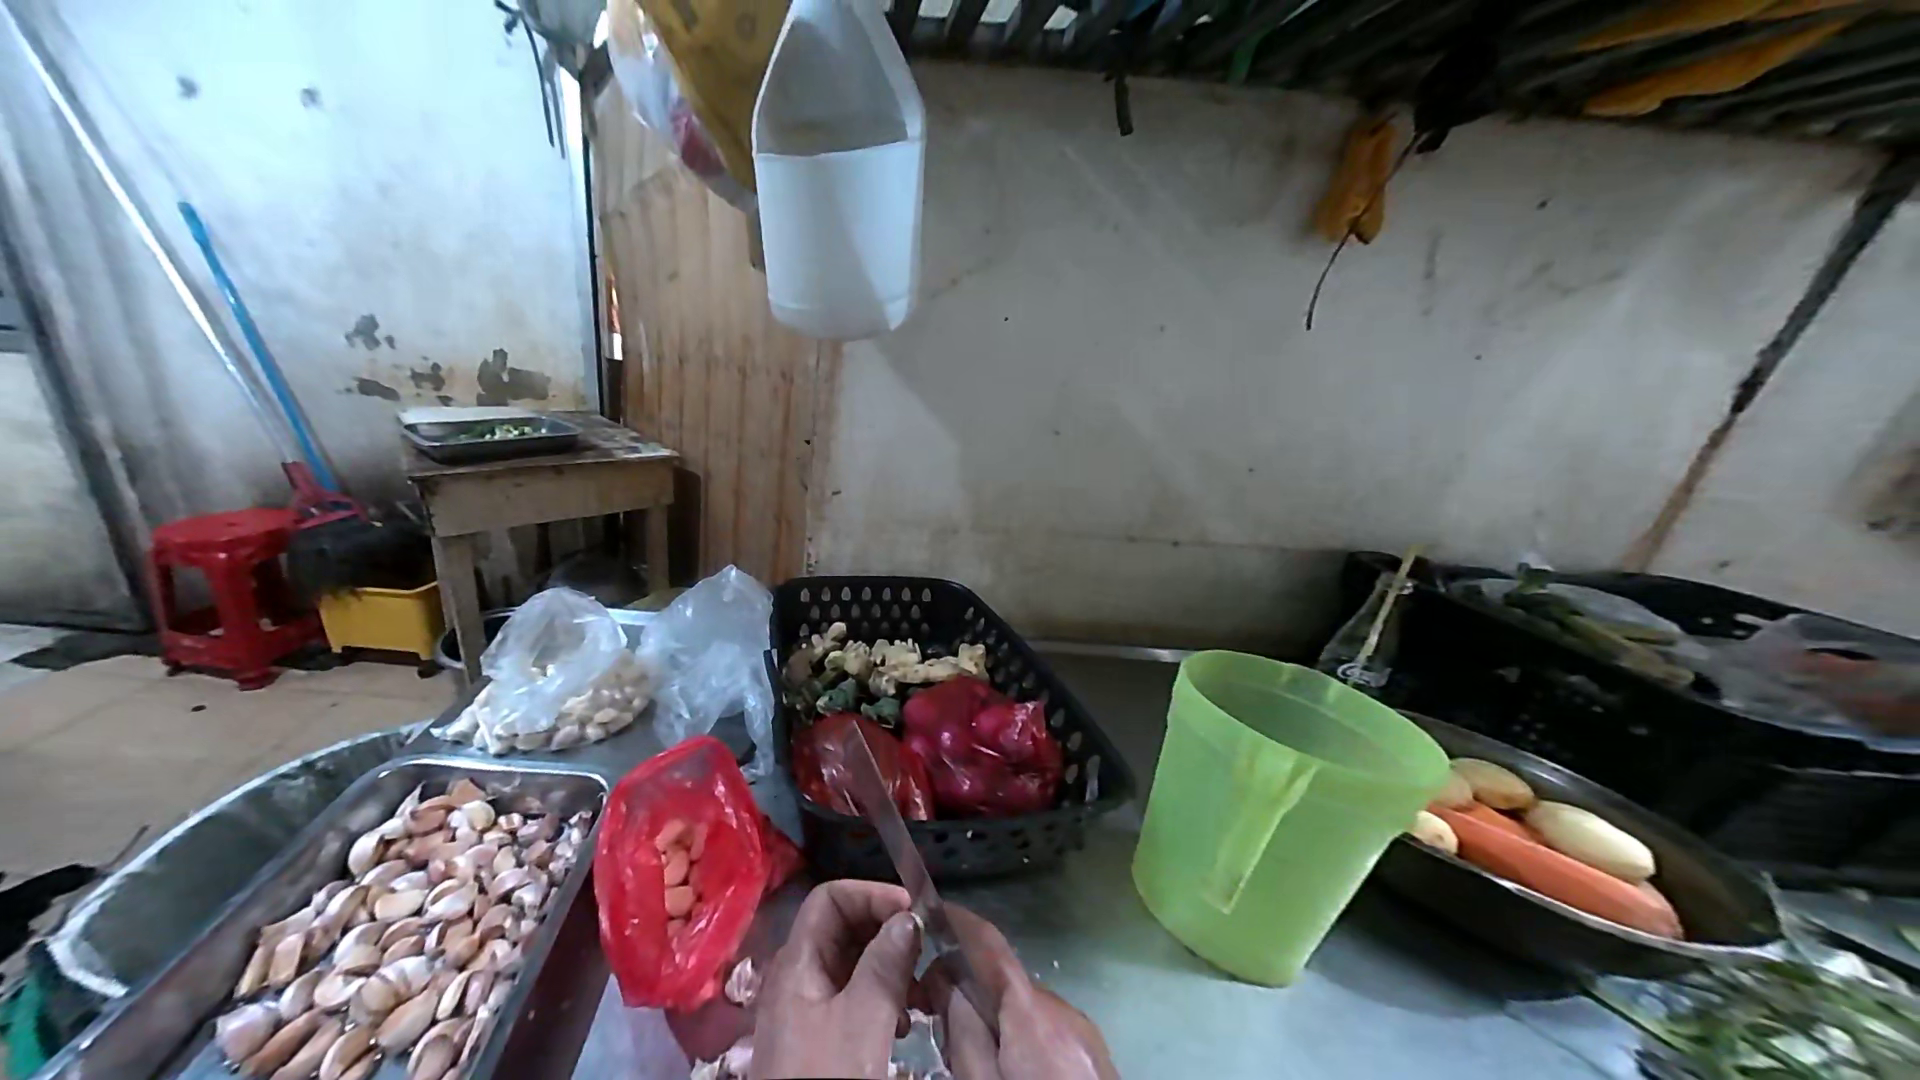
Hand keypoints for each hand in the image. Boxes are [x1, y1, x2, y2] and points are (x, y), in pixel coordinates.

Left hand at [751, 880, 921, 1078]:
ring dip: (890, 962)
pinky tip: (907, 1020)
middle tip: (926, 946)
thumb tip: (909, 916)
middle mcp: (798, 978)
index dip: (871, 895)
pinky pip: (854, 995)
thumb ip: (885, 965)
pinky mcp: (820, 1040)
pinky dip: (884, 994)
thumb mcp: (862, 1024)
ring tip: (922, 986)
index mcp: (796, 964)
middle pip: (842, 927)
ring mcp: (807, 1010)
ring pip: (851, 961)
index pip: (829, 898)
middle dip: (886, 928)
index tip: (914, 912)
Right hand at [927, 906, 1116, 1079]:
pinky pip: (1045, 1027)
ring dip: (993, 1013)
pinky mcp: (1093, 1054)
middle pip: (1004, 979)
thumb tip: (946, 980)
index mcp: (1033, 1016)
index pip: (991, 944)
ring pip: (1023, 1005)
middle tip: (929, 1008)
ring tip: (966, 1051)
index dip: (959, 921)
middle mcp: (1062, 1010)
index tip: (928, 913)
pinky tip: (1005, 1066)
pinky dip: (1017, 1032)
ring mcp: (1083, 1032)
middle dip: (966, 983)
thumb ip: (963, 1033)